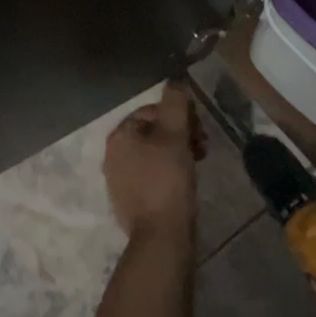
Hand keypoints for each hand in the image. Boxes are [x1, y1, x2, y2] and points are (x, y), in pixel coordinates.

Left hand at [103, 81, 208, 238]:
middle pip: (151, 132)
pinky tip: (184, 182)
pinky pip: (151, 175)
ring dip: (177, 152)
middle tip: (203, 146)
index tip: (200, 128)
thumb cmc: (167, 181)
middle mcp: (112, 155)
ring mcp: (118, 180)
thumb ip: (175, 104)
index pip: (151, 110)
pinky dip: (168, 172)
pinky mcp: (129, 201)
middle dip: (180, 133)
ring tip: (198, 162)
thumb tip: (175, 80)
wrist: (160, 237)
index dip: (178, 114)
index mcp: (119, 136)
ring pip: (152, 154)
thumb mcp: (175, 135)